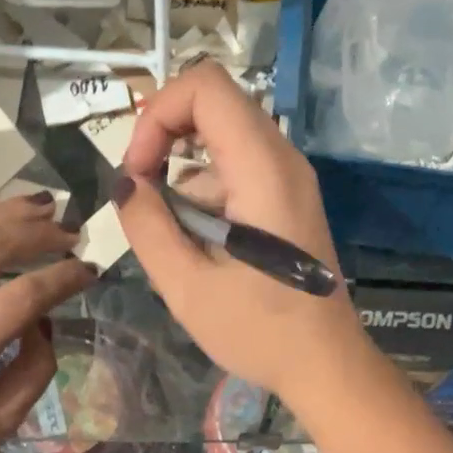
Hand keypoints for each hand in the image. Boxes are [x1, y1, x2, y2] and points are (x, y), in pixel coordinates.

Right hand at [116, 62, 367, 399]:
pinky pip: (240, 173)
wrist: (326, 366)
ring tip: (177, 247)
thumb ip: (148, 227)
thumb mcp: (188, 287)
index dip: (157, 115)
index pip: (204, 86)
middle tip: (145, 200)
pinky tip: (203, 254)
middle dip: (165, 142)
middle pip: (213, 107)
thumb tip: (127, 184)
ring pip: (223, 143)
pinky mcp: (290, 203)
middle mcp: (283, 160)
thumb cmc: (260, 333)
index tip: (139, 173)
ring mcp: (291, 181)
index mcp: (263, 170)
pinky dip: (208, 198)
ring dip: (186, 181)